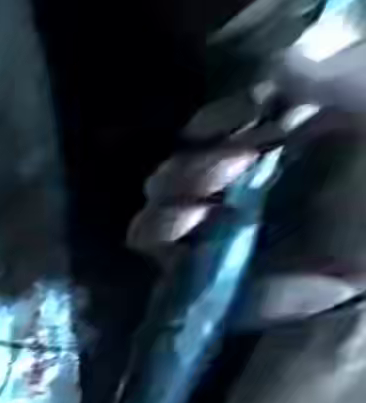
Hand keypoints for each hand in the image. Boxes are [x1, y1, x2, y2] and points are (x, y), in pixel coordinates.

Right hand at [129, 41, 365, 256]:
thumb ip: (345, 77)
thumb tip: (291, 42)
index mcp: (312, 130)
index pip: (246, 111)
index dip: (226, 112)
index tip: (233, 117)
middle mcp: (262, 172)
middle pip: (194, 154)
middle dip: (194, 159)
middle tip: (224, 166)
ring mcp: (225, 220)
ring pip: (164, 197)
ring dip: (168, 195)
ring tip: (195, 204)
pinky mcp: (197, 264)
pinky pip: (152, 244)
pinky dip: (154, 234)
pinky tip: (178, 231)